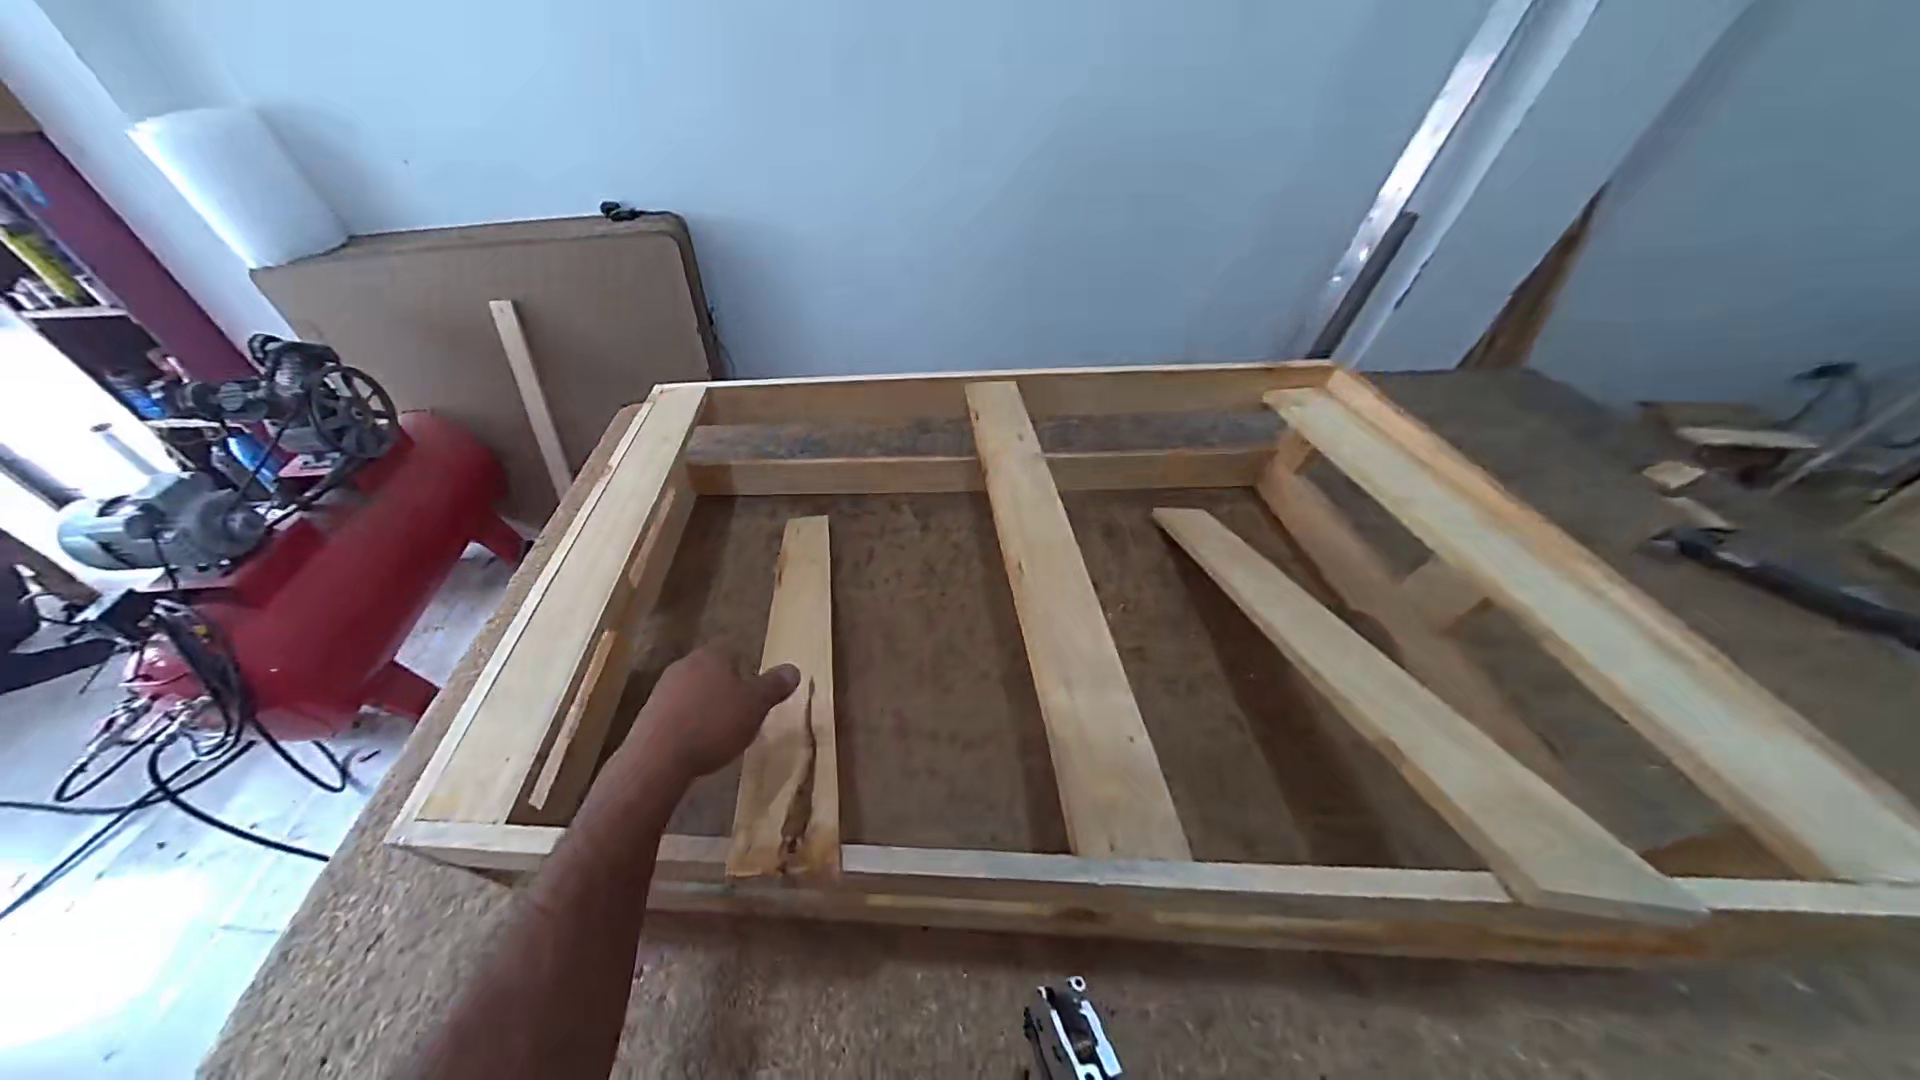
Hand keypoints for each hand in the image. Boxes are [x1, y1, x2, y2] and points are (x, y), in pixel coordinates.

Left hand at [614, 647, 799, 787]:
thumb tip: (793, 669)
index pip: (733, 647)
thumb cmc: (714, 724)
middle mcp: (685, 665)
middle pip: (712, 669)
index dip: (748, 665)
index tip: (757, 686)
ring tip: (723, 730)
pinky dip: (691, 723)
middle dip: (728, 686)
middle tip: (745, 708)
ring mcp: (662, 690)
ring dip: (708, 705)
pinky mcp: (648, 716)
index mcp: (712, 655)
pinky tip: (699, 743)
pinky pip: (678, 713)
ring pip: (694, 691)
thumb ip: (774, 686)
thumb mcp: (756, 705)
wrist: (657, 760)